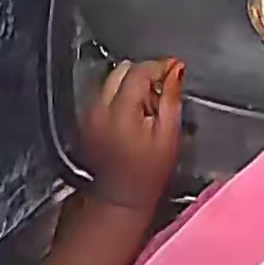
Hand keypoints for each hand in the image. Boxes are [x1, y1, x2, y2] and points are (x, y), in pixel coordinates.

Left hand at [82, 59, 184, 211]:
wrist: (120, 199)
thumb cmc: (148, 173)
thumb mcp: (168, 136)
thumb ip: (171, 98)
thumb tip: (176, 69)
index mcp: (121, 112)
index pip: (139, 71)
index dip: (159, 66)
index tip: (174, 68)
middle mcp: (100, 107)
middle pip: (123, 69)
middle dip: (145, 74)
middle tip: (161, 91)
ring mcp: (90, 112)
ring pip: (112, 77)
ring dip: (132, 82)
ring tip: (147, 104)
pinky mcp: (87, 117)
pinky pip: (105, 91)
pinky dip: (120, 92)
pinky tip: (133, 112)